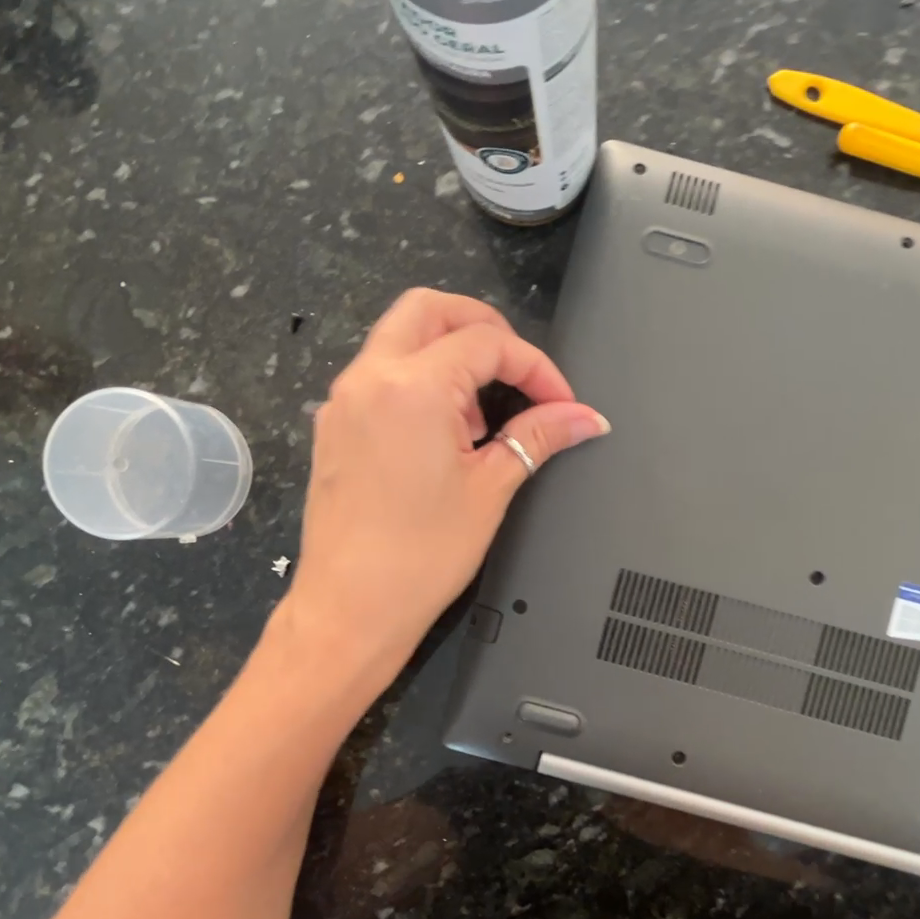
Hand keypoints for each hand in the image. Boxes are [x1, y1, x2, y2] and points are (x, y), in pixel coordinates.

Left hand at [280, 288, 608, 664]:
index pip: (486, 342)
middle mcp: (368, 379)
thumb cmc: (421, 556)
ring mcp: (343, 401)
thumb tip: (585, 417)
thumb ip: (539, 436)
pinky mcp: (333, 427)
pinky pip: (379, 374)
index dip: (535, 366)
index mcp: (411, 387)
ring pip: (399, 337)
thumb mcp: (492, 488)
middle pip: (429, 309)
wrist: (350, 609)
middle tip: (518, 371)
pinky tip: (443, 433)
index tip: (561, 402)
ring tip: (480, 416)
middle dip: (484, 328)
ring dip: (449, 354)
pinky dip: (418, 379)